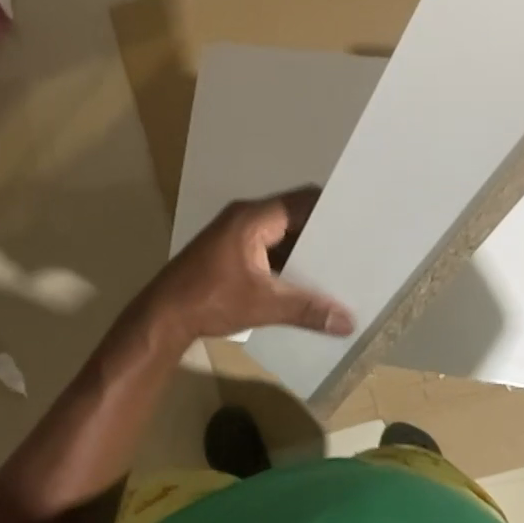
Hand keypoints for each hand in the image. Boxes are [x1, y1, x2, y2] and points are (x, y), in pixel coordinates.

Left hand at [143, 187, 354, 342]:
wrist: (162, 315)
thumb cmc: (209, 300)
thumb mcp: (263, 305)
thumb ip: (307, 310)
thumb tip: (348, 322)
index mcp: (252, 218)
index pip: (303, 201)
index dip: (332, 210)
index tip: (361, 222)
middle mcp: (243, 218)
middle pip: (293, 216)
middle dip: (322, 233)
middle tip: (356, 247)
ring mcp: (233, 234)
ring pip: (280, 234)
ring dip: (303, 250)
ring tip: (337, 266)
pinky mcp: (228, 252)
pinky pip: (266, 247)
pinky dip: (285, 261)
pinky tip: (305, 281)